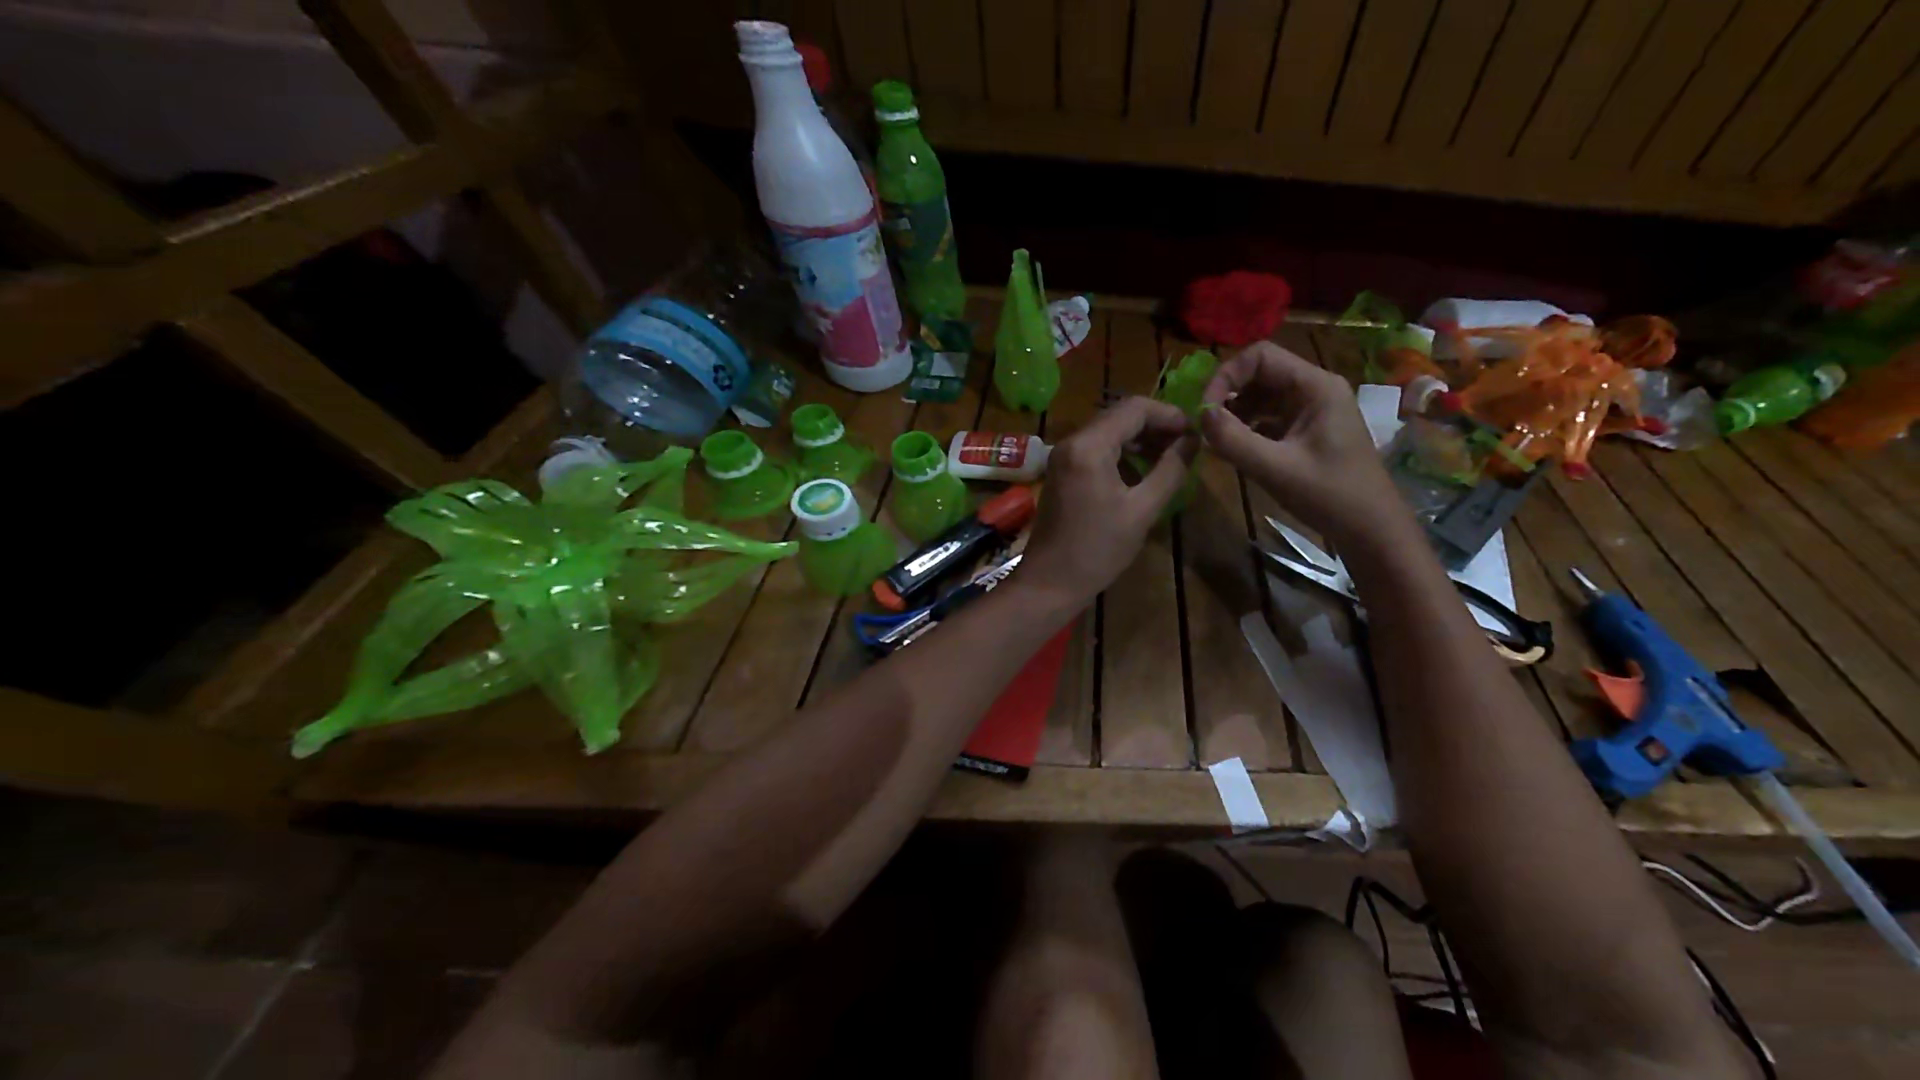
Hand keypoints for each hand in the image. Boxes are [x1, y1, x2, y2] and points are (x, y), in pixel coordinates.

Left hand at [1023, 396, 1196, 604]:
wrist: (1050, 582)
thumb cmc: (1098, 549)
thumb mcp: (1142, 510)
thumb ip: (1170, 470)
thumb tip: (1193, 441)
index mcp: (1089, 446)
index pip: (1135, 408)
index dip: (1169, 415)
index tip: (1195, 433)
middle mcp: (1071, 442)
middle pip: (1119, 416)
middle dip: (1155, 426)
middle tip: (1186, 446)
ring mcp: (1062, 457)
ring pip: (1107, 432)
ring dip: (1139, 440)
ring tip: (1170, 459)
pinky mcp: (1061, 472)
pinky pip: (1095, 450)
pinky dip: (1121, 453)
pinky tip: (1142, 472)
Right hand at [1198, 342, 1403, 546]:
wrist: (1370, 529)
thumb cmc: (1329, 495)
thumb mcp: (1275, 469)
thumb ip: (1234, 440)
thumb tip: (1199, 415)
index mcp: (1316, 386)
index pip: (1260, 356)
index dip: (1226, 376)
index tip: (1205, 409)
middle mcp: (1314, 388)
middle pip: (1259, 372)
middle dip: (1227, 394)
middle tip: (1205, 425)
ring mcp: (1311, 409)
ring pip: (1260, 395)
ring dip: (1233, 412)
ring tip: (1215, 439)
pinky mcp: (1305, 429)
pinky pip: (1267, 416)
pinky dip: (1246, 427)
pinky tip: (1231, 449)